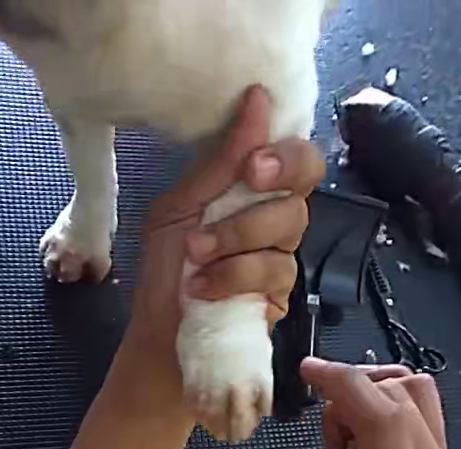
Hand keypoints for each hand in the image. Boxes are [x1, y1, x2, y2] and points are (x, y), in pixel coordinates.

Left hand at [122, 86, 324, 365]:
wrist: (160, 333)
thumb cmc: (165, 271)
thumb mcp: (180, 207)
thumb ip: (219, 163)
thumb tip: (258, 102)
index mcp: (251, 194)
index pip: (299, 161)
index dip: (287, 157)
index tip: (253, 164)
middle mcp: (273, 224)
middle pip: (300, 196)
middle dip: (253, 204)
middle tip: (214, 217)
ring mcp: (280, 261)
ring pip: (287, 233)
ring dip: (234, 241)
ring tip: (195, 258)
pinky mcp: (280, 297)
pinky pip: (275, 272)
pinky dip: (233, 276)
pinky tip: (204, 287)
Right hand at [235, 359, 460, 448]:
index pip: (382, 415)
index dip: (343, 382)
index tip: (307, 372)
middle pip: (396, 394)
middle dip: (349, 395)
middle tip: (327, 441)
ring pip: (415, 390)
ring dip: (371, 393)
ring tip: (346, 435)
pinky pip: (422, 404)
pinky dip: (388, 400)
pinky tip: (365, 431)